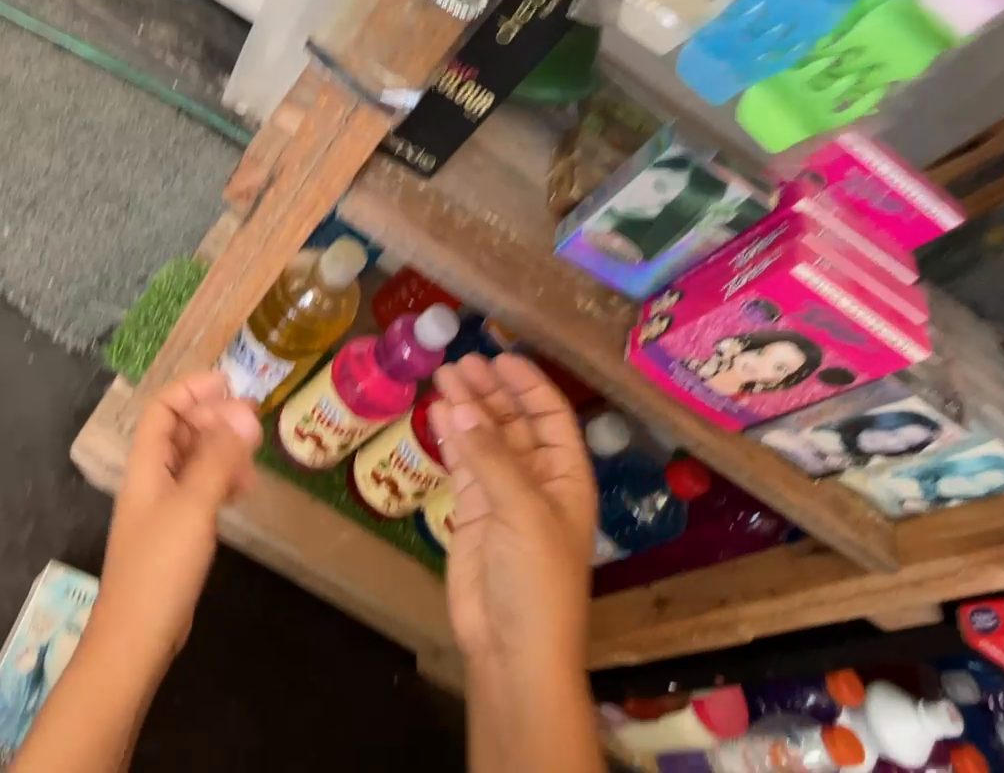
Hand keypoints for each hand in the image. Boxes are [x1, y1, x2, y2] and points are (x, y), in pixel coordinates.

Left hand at [93, 371, 261, 668]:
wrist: (136, 637)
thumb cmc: (160, 566)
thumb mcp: (193, 506)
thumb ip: (218, 458)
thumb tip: (245, 412)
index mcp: (145, 465)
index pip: (163, 408)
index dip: (193, 389)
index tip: (230, 382)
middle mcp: (151, 478)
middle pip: (178, 430)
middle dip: (213, 417)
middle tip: (252, 419)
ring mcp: (162, 506)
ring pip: (192, 459)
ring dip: (220, 448)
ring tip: (253, 453)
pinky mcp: (175, 532)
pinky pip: (199, 488)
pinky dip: (221, 479)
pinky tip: (243, 488)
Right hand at [428, 354, 596, 678]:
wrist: (512, 645)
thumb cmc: (537, 577)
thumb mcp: (522, 511)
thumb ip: (489, 457)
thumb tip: (457, 405)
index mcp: (567, 476)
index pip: (550, 416)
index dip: (528, 385)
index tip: (500, 357)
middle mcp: (537, 479)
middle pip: (513, 422)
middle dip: (489, 391)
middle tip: (459, 362)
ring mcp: (503, 495)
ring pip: (484, 439)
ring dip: (465, 409)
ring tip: (442, 375)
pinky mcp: (473, 511)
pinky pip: (462, 464)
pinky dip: (449, 439)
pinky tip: (436, 413)